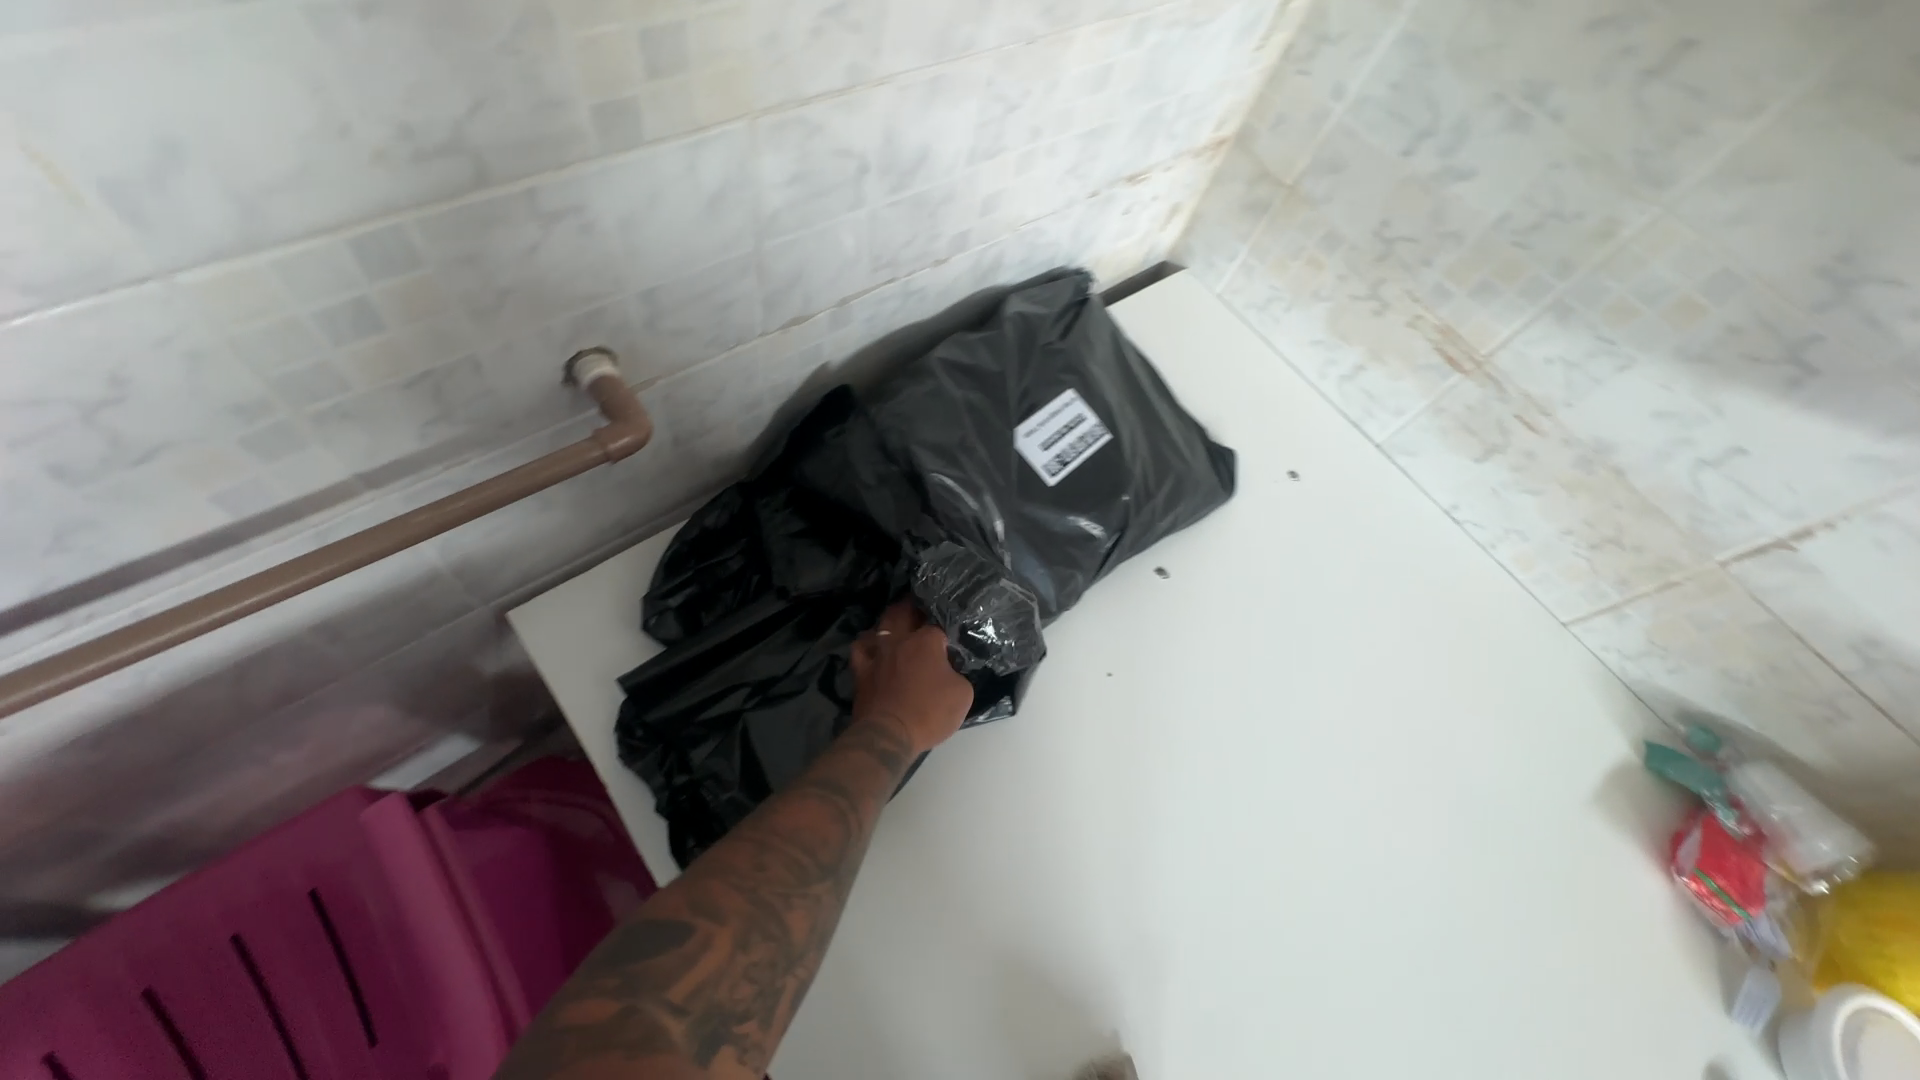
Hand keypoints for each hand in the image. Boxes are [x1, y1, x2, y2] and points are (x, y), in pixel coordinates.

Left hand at [850, 601, 972, 755]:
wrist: (889, 735)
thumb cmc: (929, 713)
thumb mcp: (962, 694)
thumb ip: (957, 674)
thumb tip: (949, 670)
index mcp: (926, 641)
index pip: (937, 625)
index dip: (944, 628)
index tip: (948, 635)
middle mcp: (899, 641)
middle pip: (903, 612)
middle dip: (911, 607)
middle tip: (919, 607)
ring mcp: (877, 654)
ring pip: (880, 626)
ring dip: (889, 621)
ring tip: (897, 622)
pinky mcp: (861, 671)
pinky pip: (860, 649)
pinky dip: (867, 644)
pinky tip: (872, 646)